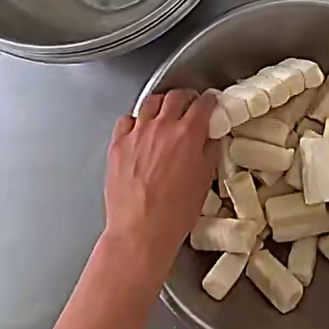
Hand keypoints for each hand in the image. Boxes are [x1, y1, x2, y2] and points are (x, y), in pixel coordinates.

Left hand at [100, 89, 217, 280]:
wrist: (140, 231)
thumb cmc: (174, 212)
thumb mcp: (204, 180)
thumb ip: (209, 151)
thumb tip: (210, 138)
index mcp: (188, 134)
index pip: (203, 104)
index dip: (209, 100)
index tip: (210, 102)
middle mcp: (162, 128)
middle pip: (175, 96)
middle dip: (186, 97)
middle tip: (190, 103)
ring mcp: (137, 134)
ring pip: (150, 102)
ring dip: (161, 103)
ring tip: (165, 111)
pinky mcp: (118, 145)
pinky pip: (127, 120)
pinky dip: (136, 120)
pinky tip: (140, 129)